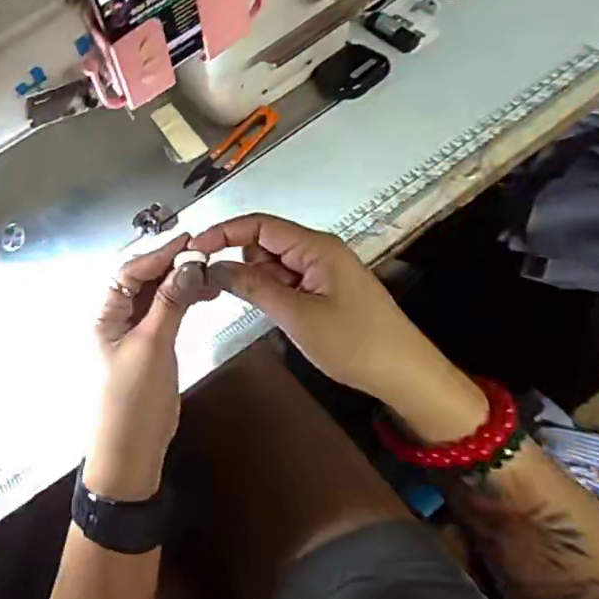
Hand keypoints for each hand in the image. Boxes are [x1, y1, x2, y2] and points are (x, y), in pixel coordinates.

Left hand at [88, 233, 217, 500]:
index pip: (129, 272)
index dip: (156, 254)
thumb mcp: (152, 347)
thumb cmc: (131, 402)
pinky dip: (185, 298)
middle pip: (143, 279)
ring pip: (158, 293)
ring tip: (209, 272)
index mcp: (105, 316)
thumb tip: (188, 267)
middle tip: (201, 253)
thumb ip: (170, 303)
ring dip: (181, 280)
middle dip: (170, 263)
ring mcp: (136, 331)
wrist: (132, 452)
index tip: (186, 242)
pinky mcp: (153, 343)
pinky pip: (168, 309)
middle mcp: (117, 318)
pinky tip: (204, 292)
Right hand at [188, 214, 487, 442]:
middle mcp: (319, 250)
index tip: (193, 249)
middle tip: (219, 290)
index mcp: (315, 246)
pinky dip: (274, 292)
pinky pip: (290, 280)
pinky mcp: (327, 288)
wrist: (405, 373)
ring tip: (259, 309)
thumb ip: (254, 287)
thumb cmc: (354, 343)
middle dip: (240, 261)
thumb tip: (215, 267)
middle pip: (265, 242)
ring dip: (258, 280)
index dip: (223, 232)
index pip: (259, 225)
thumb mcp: (297, 316)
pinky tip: (274, 313)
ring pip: (275, 263)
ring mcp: (324, 269)